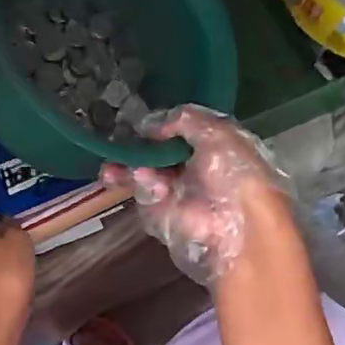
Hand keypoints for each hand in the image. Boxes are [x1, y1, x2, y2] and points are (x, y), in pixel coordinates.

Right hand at [101, 105, 293, 282]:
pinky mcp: (162, 210)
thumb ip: (186, 122)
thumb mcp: (218, 134)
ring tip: (110, 169)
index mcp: (211, 146)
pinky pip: (142, 193)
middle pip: (156, 153)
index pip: (178, 132)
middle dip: (134, 149)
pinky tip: (131, 179)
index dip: (159, 128)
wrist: (234, 222)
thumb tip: (154, 125)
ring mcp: (175, 190)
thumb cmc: (234, 172)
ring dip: (126, 168)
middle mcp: (192, 167)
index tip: (140, 125)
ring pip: (143, 173)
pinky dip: (135, 185)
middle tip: (115, 145)